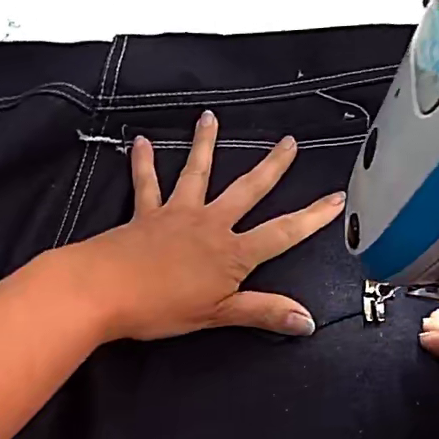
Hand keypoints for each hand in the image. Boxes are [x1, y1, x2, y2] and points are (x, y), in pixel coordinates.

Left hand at [56, 110, 345, 341]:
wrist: (100, 291)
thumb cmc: (161, 306)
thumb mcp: (219, 315)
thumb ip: (265, 313)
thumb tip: (308, 321)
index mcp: (233, 251)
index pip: (284, 231)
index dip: (314, 216)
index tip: (337, 198)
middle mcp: (211, 224)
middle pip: (249, 189)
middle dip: (273, 166)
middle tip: (289, 142)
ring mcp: (177, 214)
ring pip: (198, 173)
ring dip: (206, 144)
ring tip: (210, 117)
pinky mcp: (146, 214)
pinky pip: (147, 183)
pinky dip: (143, 162)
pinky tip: (140, 141)